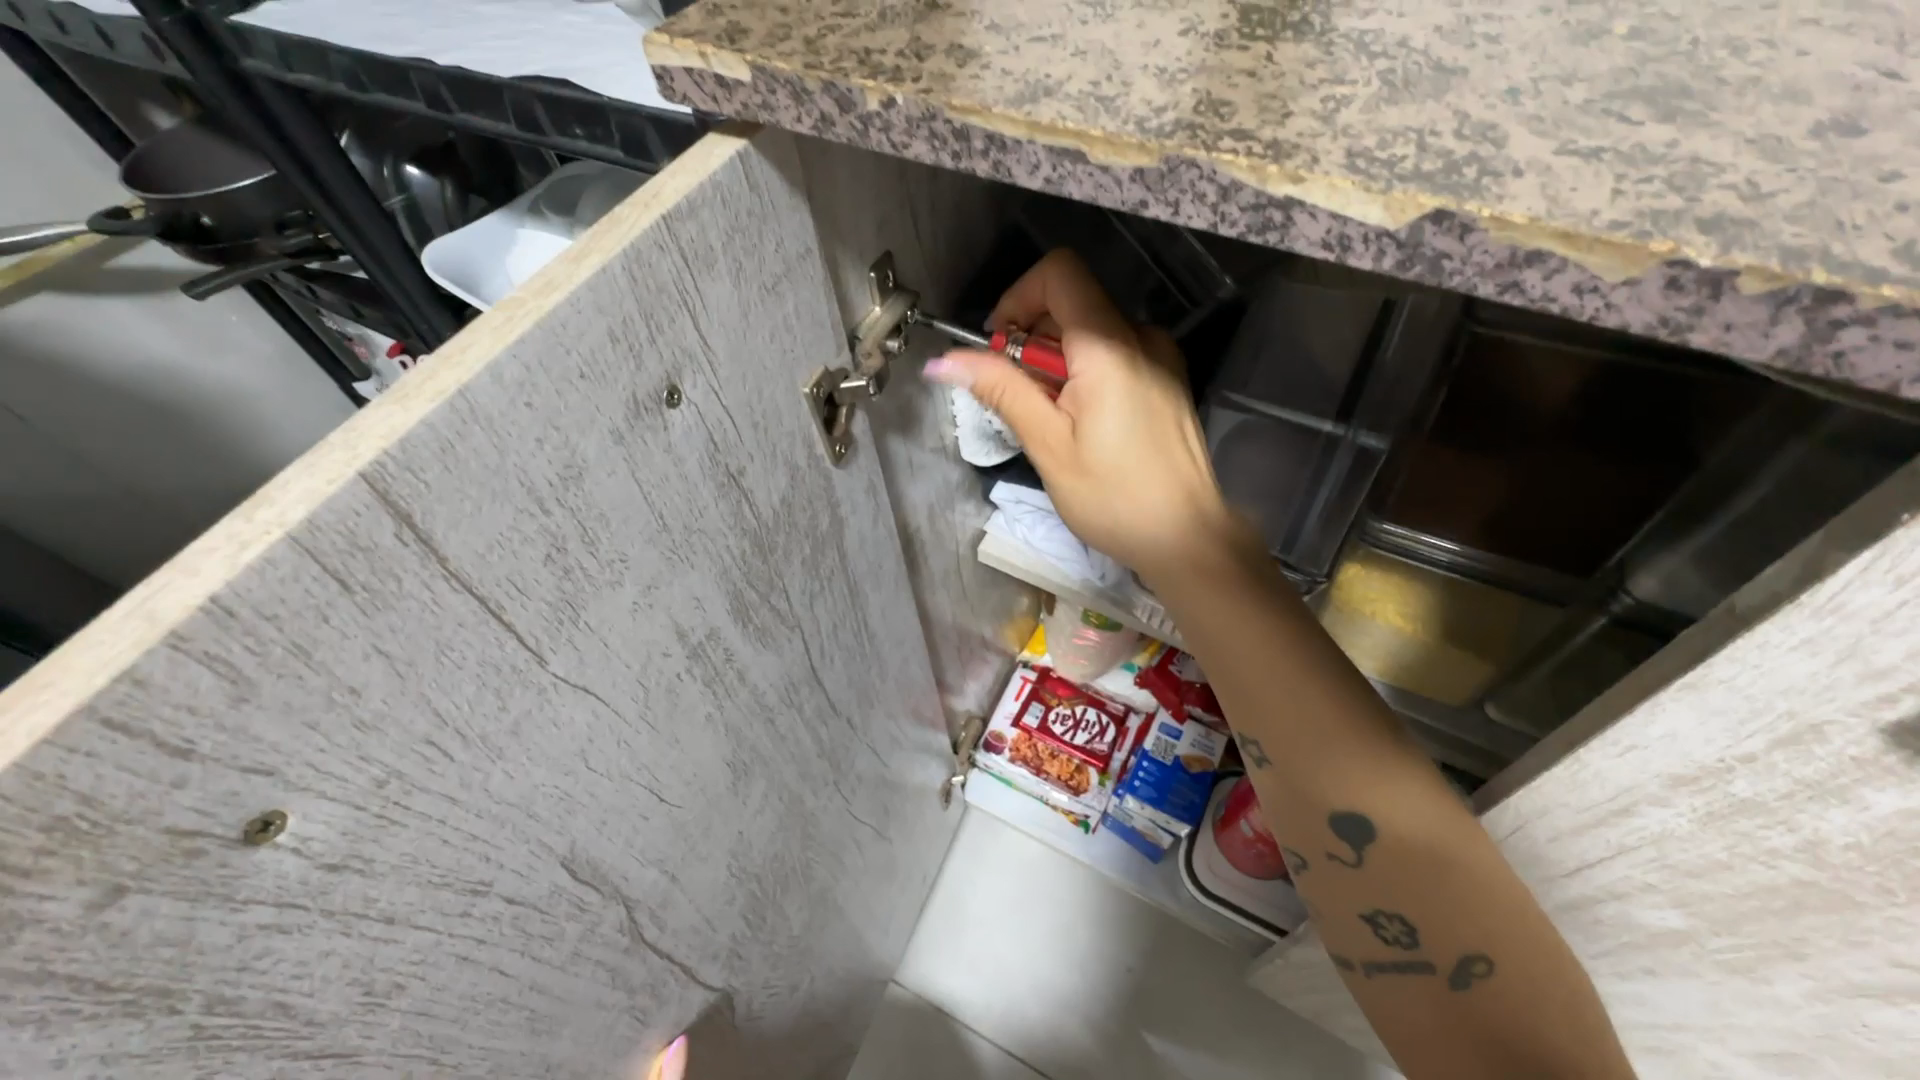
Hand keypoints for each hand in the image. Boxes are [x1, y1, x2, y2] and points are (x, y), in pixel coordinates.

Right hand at [923, 250, 1247, 583]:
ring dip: (1056, 361)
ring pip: (1091, 330)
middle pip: (1072, 303)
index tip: (999, 347)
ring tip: (1051, 419)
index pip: (1059, 274)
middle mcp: (1141, 337)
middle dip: (1032, 339)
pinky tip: (1081, 422)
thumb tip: (944, 361)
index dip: (1018, 298)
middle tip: (1020, 398)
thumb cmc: (1114, 498)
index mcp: (1109, 347)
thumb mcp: (1049, 446)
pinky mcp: (1166, 377)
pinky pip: (1114, 352)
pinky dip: (1084, 372)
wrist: (1187, 536)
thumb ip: (1001, 390)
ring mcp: (1160, 356)